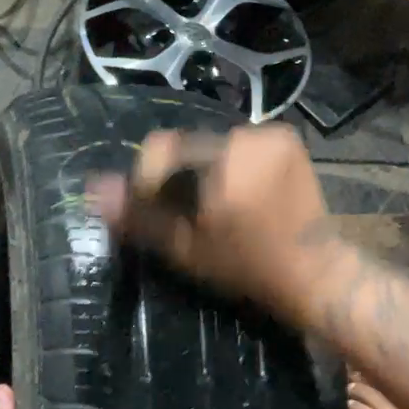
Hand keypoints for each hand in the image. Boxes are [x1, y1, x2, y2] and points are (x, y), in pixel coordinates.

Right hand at [89, 126, 334, 319]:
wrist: (315, 273)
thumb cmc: (245, 267)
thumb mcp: (184, 248)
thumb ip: (138, 215)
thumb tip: (93, 190)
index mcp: (225, 162)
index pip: (160, 148)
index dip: (147, 180)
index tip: (158, 211)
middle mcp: (250, 136)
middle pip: (185, 147)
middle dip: (178, 178)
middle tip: (189, 215)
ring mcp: (274, 135)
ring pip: (209, 147)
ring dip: (202, 172)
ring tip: (215, 208)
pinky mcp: (287, 140)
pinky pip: (237, 148)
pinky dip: (228, 168)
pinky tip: (237, 197)